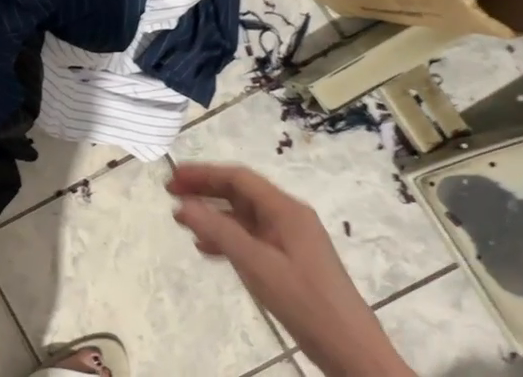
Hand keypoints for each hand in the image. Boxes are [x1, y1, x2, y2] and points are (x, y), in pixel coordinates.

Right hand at [170, 163, 412, 376]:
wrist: (352, 350)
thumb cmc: (305, 301)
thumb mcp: (256, 264)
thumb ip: (218, 231)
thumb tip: (181, 204)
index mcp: (286, 210)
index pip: (238, 178)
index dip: (202, 173)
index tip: (172, 178)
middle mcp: (290, 217)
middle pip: (240, 193)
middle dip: (204, 191)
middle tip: (171, 194)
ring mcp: (291, 239)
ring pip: (244, 216)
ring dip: (213, 214)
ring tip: (184, 222)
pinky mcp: (290, 260)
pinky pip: (252, 237)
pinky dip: (227, 237)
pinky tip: (209, 249)